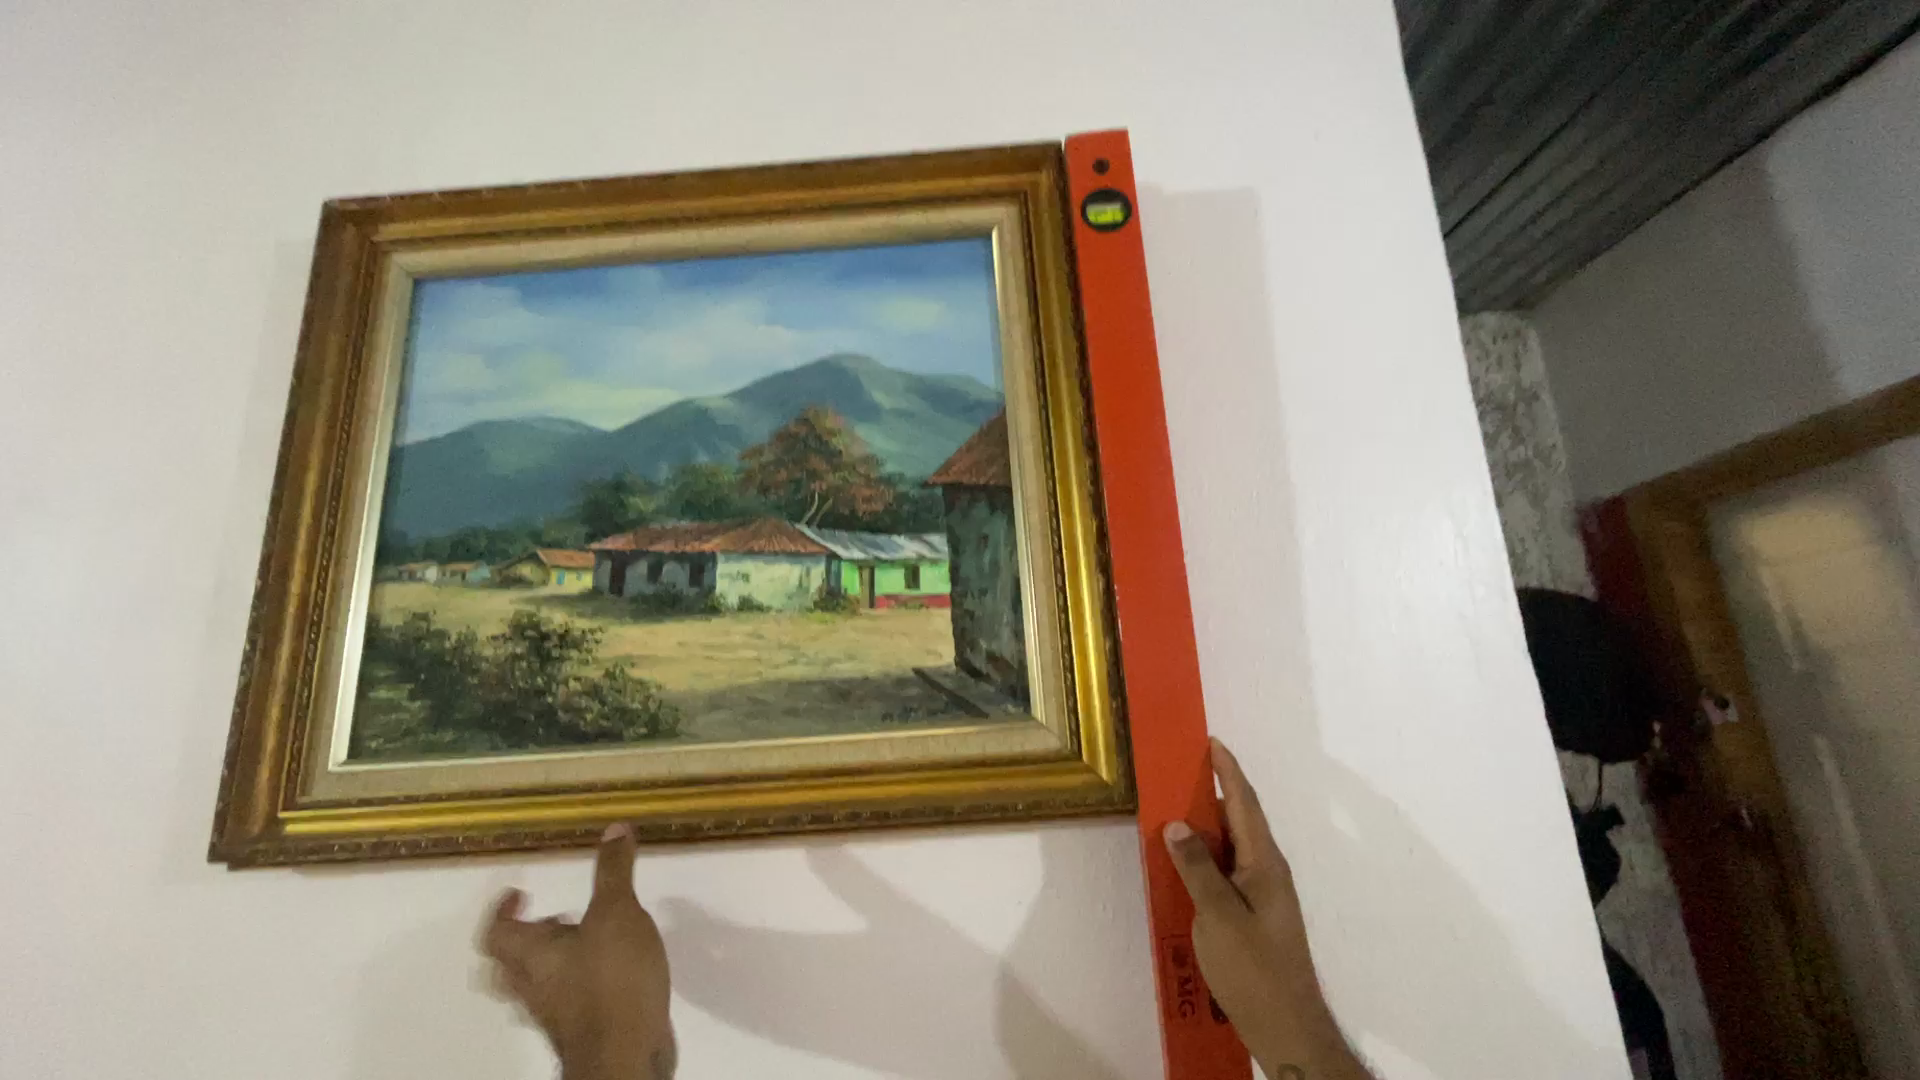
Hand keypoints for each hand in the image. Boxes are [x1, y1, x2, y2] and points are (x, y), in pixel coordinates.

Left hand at [480, 824, 675, 1079]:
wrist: (625, 1055)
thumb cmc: (612, 979)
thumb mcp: (618, 913)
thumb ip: (614, 872)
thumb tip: (614, 828)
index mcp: (532, 956)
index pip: (496, 933)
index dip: (501, 911)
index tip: (517, 891)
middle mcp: (534, 987)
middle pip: (507, 965)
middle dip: (525, 938)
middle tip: (552, 917)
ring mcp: (556, 1013)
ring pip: (536, 984)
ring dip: (551, 960)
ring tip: (586, 937)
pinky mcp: (582, 1028)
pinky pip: (566, 999)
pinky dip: (578, 979)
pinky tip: (612, 967)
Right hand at [1164, 740, 1371, 1079]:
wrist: (1287, 1028)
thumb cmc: (1253, 969)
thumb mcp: (1218, 915)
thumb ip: (1197, 868)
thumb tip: (1178, 824)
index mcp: (1264, 864)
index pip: (1245, 804)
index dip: (1229, 771)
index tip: (1212, 742)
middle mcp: (1267, 872)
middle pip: (1239, 821)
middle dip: (1211, 795)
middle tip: (1178, 776)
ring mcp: (1262, 895)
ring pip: (1231, 847)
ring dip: (1205, 828)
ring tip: (1172, 814)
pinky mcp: (1253, 915)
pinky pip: (1226, 871)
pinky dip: (1205, 858)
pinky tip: (1183, 866)